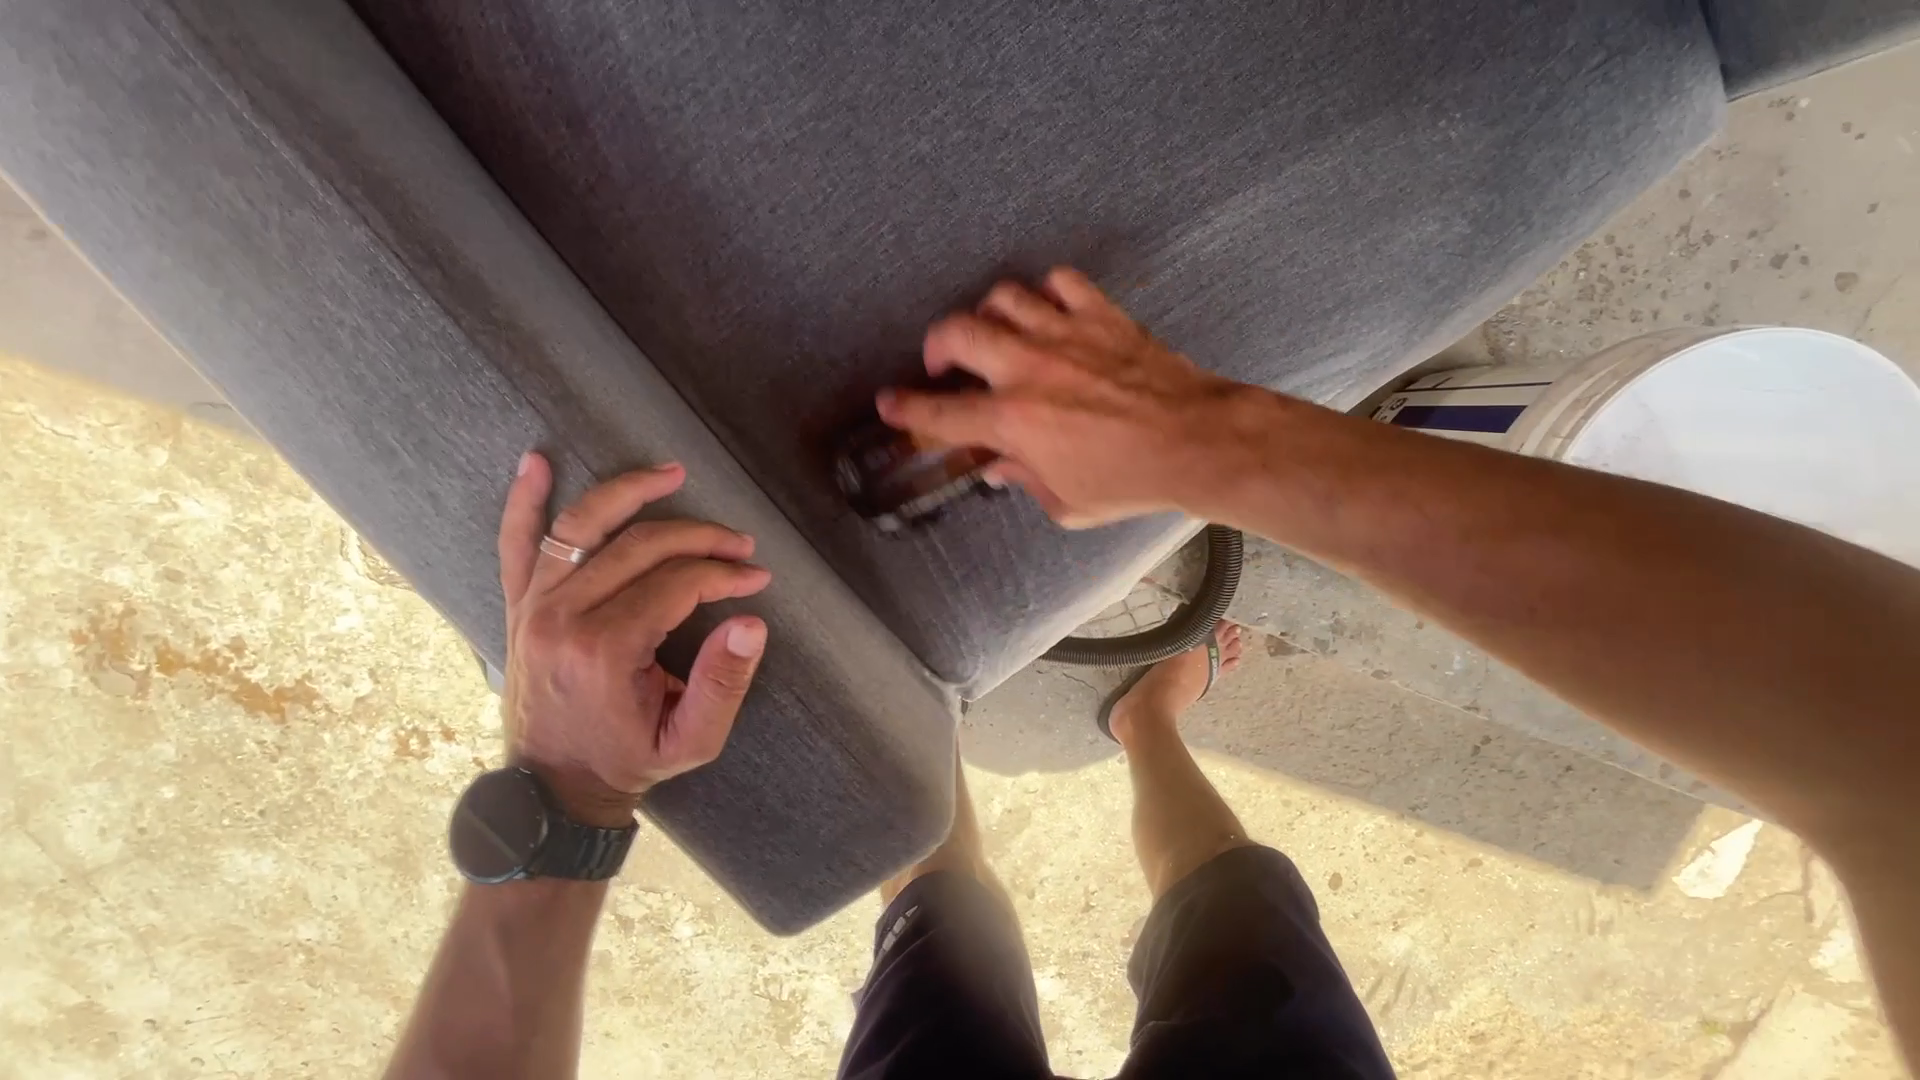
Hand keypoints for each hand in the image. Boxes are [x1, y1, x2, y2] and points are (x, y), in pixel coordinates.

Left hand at [494, 453, 771, 826]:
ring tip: (671, 473)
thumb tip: (752, 623)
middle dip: (700, 536)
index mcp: (604, 649)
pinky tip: (535, 462)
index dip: (724, 573)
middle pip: (640, 546)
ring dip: (630, 492)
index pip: (677, 583)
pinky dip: (524, 501)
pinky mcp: (520, 605)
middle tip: (740, 542)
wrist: (553, 787)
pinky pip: (516, 543)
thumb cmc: (627, 760)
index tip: (755, 576)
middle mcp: (562, 616)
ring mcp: (534, 605)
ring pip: (583, 525)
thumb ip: (724, 683)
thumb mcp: (691, 740)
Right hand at [874, 267, 1261, 526]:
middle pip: (957, 333)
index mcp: (1014, 421)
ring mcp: (1064, 334)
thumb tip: (1003, 467)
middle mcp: (1029, 369)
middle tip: (943, 362)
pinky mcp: (1100, 316)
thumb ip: (1025, 480)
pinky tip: (1048, 312)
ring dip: (989, 315)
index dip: (907, 408)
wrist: (1195, 442)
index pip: (942, 413)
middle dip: (937, 345)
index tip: (891, 403)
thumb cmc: (1131, 480)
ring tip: (996, 334)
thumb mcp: (1067, 503)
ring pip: (1003, 298)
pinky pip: (1060, 282)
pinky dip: (1046, 292)